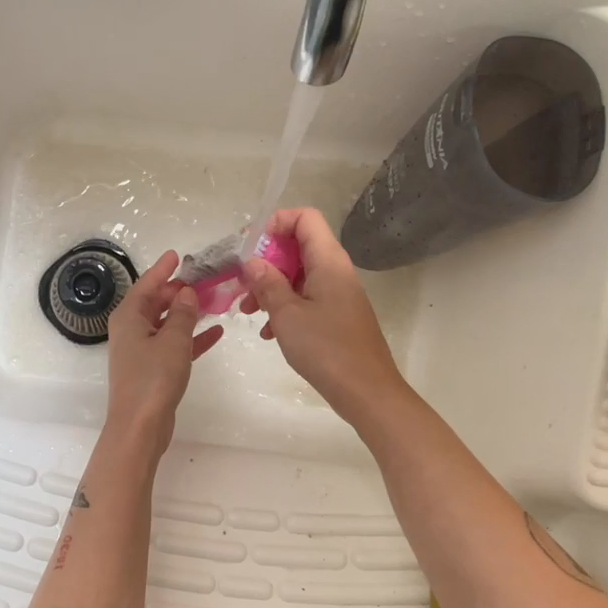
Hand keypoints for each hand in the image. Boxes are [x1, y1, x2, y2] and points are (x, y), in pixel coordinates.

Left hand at [105, 250, 223, 458]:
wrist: (140, 426)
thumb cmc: (153, 378)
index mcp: (128, 318)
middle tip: (203, 279)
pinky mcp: (152, 371)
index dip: (162, 270)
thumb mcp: (173, 340)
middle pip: (155, 303)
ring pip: (166, 325)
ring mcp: (141, 352)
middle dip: (178, 291)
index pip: (146, 285)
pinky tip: (216, 333)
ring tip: (214, 301)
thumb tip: (186, 292)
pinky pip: (173, 347)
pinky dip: (191, 339)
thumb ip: (182, 313)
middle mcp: (131, 331)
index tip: (177, 255)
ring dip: (188, 314)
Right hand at [240, 207, 403, 418]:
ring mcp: (338, 294)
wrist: (364, 389)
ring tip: (250, 312)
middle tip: (243, 285)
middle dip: (267, 261)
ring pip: (299, 275)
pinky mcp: (337, 316)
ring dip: (271, 287)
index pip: (305, 218)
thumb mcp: (287, 314)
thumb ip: (267, 284)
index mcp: (328, 261)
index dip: (276, 223)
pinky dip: (285, 307)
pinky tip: (268, 332)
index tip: (251, 248)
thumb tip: (253, 262)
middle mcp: (336, 270)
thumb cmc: (325, 348)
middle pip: (299, 247)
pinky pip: (307, 298)